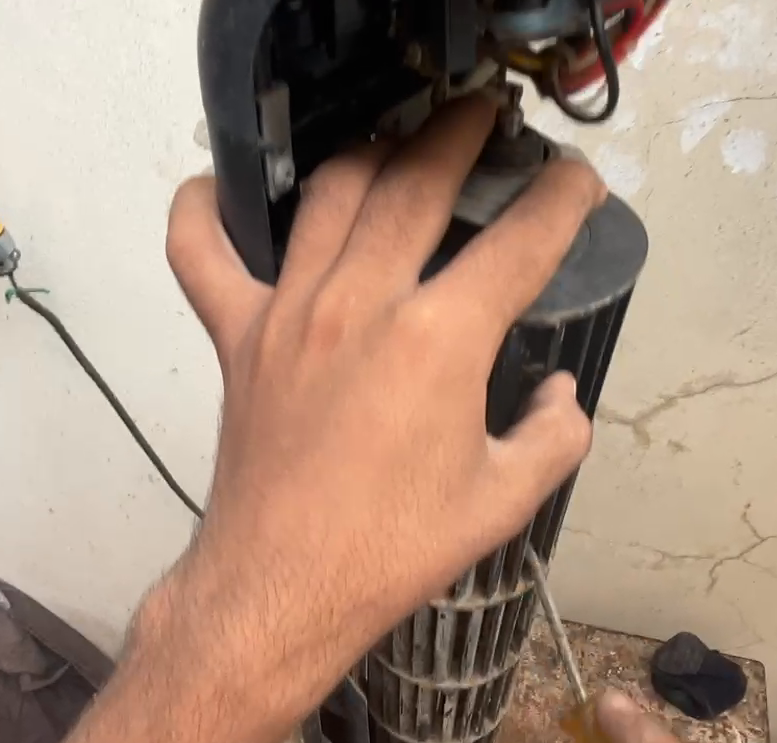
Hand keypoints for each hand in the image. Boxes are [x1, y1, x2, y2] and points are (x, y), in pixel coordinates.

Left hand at [158, 95, 606, 718]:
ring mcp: (290, 312)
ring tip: (397, 146)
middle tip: (484, 119)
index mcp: (441, 340)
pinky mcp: (237, 337)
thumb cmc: (394, 552)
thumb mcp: (504, 503)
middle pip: (420, 179)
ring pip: (329, 192)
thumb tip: (559, 397)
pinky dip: (203, 211)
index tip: (576, 185)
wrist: (284, 589)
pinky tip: (221, 194)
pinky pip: (200, 250)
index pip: (522, 239)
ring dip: (372, 153)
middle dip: (464, 133)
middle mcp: (362, 302)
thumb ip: (554, 437)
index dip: (562, 200)